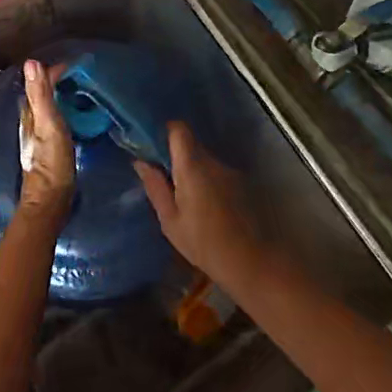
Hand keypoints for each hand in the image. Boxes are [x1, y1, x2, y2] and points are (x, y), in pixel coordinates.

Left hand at [17, 60, 74, 226]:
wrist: (51, 200)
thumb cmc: (51, 161)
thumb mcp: (48, 124)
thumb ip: (40, 95)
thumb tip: (31, 62)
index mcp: (30, 113)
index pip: (40, 82)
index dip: (56, 70)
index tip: (78, 64)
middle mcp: (32, 121)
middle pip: (44, 93)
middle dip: (61, 80)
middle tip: (85, 75)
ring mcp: (41, 134)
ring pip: (50, 106)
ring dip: (64, 96)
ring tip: (85, 91)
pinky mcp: (51, 146)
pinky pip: (58, 119)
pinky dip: (68, 111)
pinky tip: (80, 115)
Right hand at [133, 122, 266, 288]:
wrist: (251, 261)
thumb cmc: (203, 243)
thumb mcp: (170, 220)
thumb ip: (155, 186)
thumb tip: (141, 162)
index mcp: (192, 166)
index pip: (179, 129)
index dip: (165, 132)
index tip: (153, 147)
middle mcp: (213, 162)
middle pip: (191, 145)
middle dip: (177, 157)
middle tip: (165, 180)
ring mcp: (230, 171)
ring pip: (205, 161)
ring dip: (193, 172)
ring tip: (186, 201)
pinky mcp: (242, 183)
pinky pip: (218, 173)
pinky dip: (208, 182)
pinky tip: (206, 208)